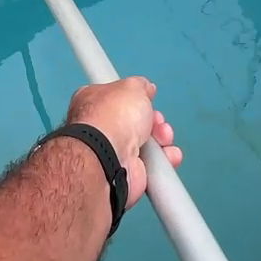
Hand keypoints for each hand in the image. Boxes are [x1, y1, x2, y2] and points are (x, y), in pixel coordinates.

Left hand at [62, 76, 181, 207]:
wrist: (109, 158)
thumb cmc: (113, 117)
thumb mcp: (132, 87)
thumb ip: (140, 85)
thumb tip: (145, 88)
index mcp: (93, 102)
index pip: (116, 99)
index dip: (135, 100)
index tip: (148, 99)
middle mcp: (100, 129)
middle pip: (135, 123)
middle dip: (153, 122)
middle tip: (157, 122)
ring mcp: (112, 154)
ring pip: (146, 145)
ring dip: (161, 141)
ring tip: (163, 139)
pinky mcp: (126, 174)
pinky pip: (150, 167)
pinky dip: (163, 163)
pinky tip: (168, 156)